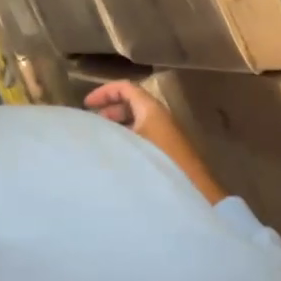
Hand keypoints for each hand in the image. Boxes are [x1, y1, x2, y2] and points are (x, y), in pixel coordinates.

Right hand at [85, 81, 226, 203]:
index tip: (86, 105)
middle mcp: (160, 116)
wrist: (193, 193)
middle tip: (93, 123)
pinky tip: (119, 157)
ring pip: (138, 121)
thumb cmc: (158, 163)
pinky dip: (129, 138)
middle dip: (110, 109)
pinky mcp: (169, 152)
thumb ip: (108, 136)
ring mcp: (166, 134)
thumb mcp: (128, 146)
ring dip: (119, 125)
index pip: (125, 87)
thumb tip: (89, 133)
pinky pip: (144, 135)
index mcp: (151, 108)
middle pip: (132, 102)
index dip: (104, 92)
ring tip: (102, 140)